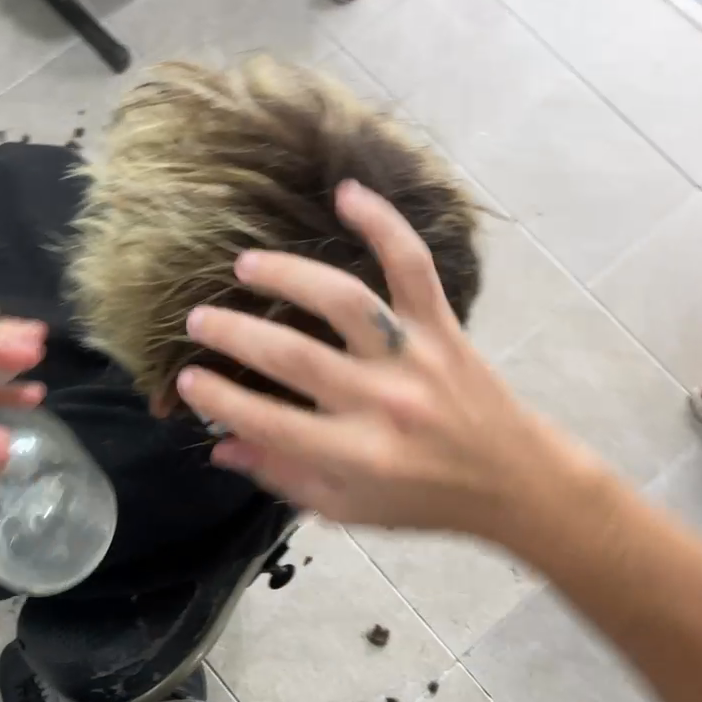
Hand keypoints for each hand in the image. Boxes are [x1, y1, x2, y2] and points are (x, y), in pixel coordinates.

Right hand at [173, 180, 599, 543]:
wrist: (515, 483)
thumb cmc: (417, 499)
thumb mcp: (343, 507)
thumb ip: (280, 475)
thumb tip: (220, 447)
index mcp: (353, 456)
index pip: (268, 423)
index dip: (219, 400)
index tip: (186, 381)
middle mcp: (381, 403)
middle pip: (293, 358)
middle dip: (235, 335)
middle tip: (197, 320)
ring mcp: (414, 358)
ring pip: (344, 302)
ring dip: (289, 277)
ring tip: (245, 266)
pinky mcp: (442, 327)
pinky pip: (413, 267)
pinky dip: (383, 225)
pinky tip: (346, 193)